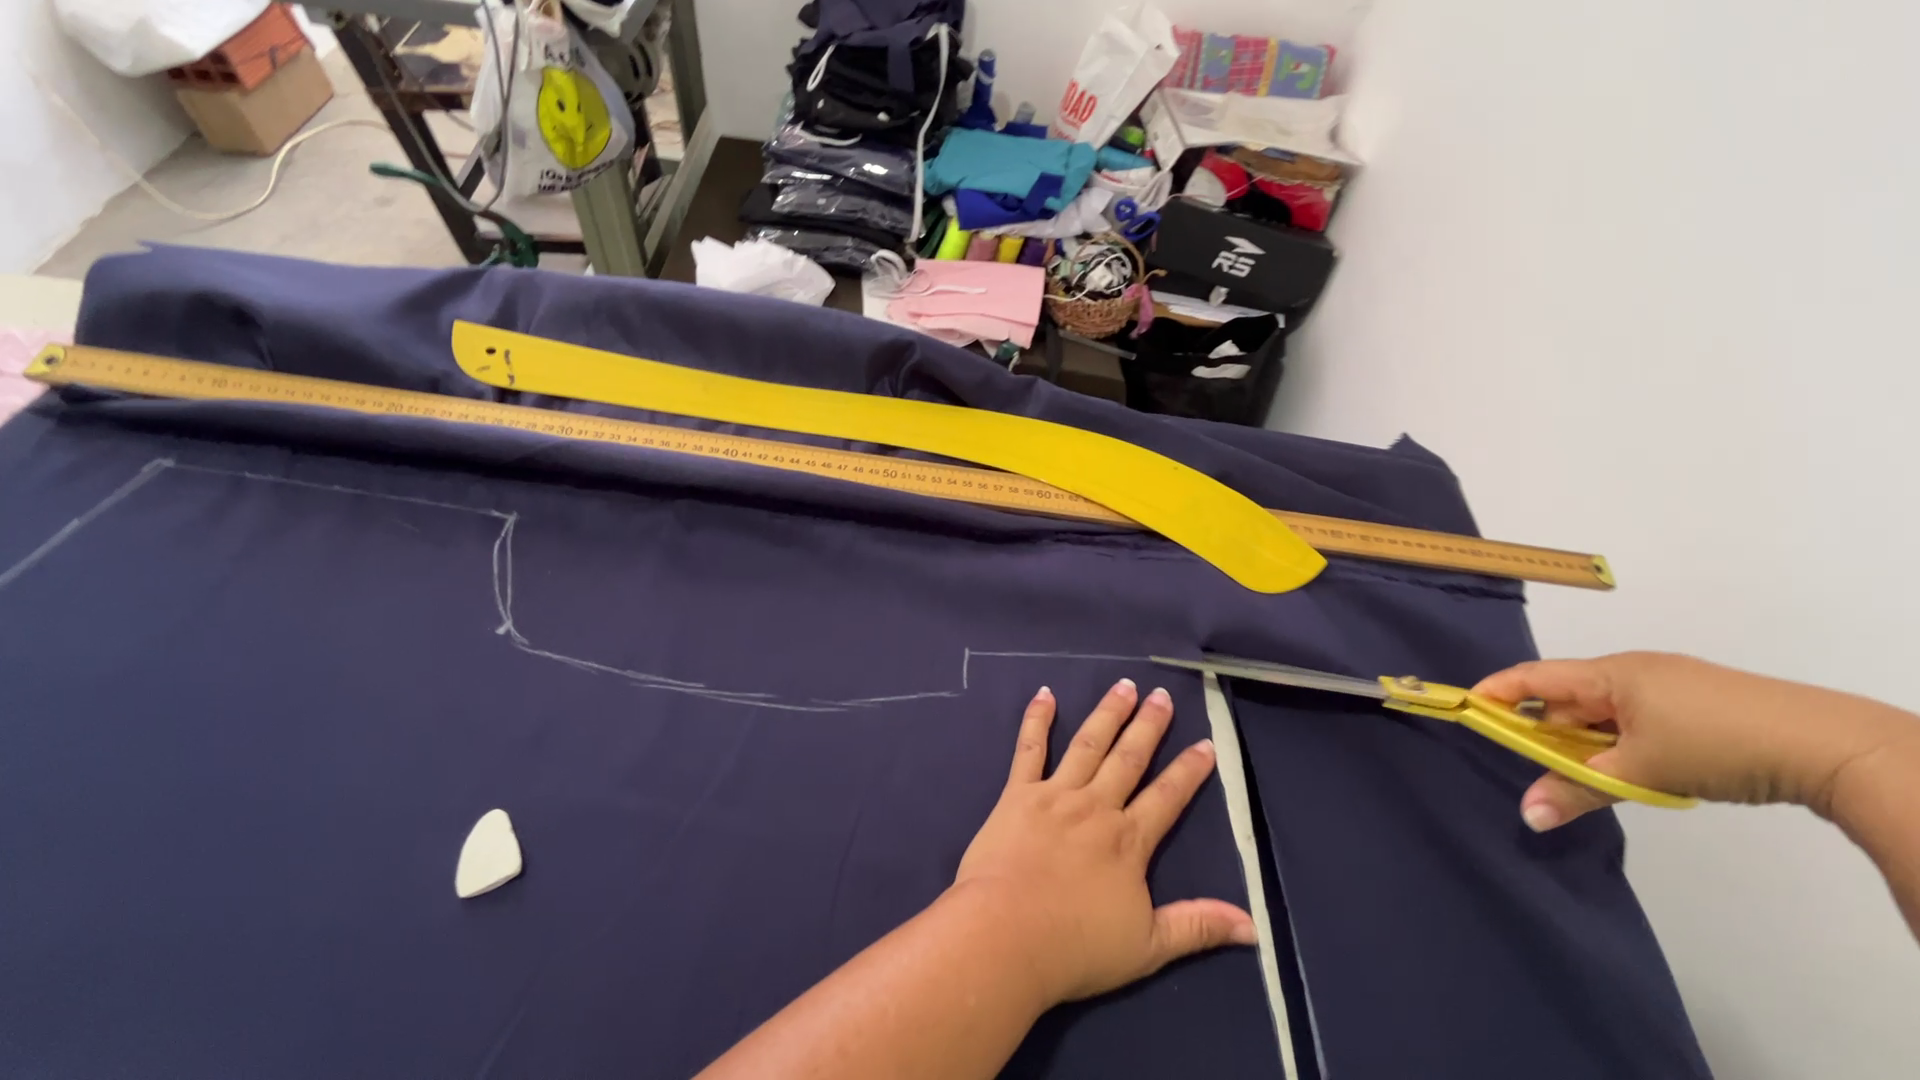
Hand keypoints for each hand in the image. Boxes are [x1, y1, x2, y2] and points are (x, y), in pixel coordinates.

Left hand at [949, 679, 1256, 1005]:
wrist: (1005, 935)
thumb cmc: (1075, 946)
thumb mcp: (1148, 946)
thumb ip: (1198, 927)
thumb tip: (1253, 927)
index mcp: (1129, 841)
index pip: (1168, 797)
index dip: (1189, 770)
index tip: (1206, 743)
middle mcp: (1096, 808)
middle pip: (1129, 759)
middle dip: (1149, 726)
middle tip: (1162, 696)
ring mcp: (1055, 796)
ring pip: (1088, 745)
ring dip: (1108, 714)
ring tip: (1124, 686)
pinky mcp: (1017, 795)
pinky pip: (1029, 749)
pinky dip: (1038, 719)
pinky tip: (1045, 694)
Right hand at [1474, 652, 1919, 829]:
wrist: (1832, 746)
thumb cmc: (1716, 743)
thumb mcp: (1639, 771)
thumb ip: (1578, 790)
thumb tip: (1527, 816)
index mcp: (1612, 673)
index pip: (1535, 676)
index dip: (1497, 691)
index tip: (1467, 711)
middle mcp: (1635, 671)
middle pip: (1568, 694)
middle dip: (1541, 725)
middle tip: (1521, 759)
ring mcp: (1671, 687)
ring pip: (1603, 710)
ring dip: (1582, 739)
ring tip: (1574, 772)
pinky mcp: (1700, 706)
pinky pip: (1635, 718)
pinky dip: (1616, 741)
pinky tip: (1626, 769)